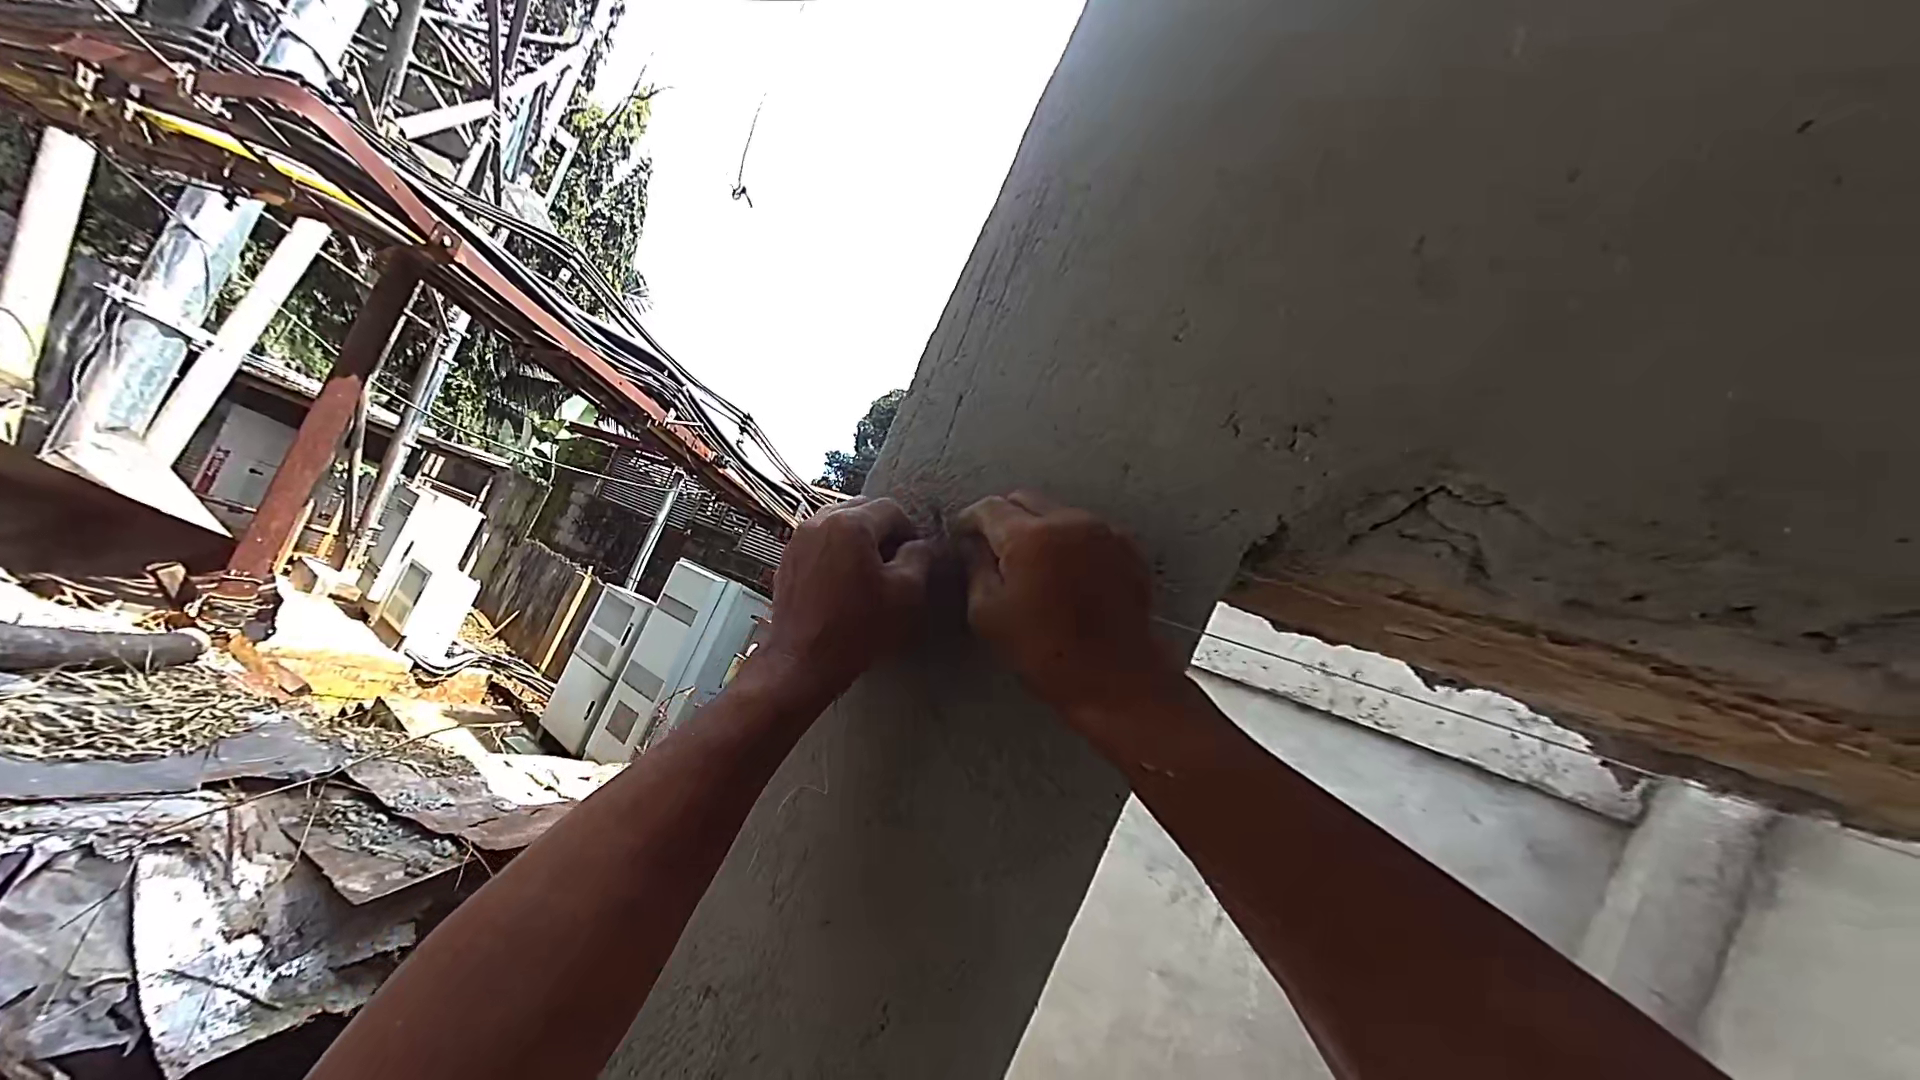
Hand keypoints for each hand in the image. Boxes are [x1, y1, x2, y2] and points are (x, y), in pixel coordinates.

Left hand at [758, 497, 935, 702]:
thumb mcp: (906, 594)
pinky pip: (820, 542)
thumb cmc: (855, 630)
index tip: (914, 556)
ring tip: (868, 574)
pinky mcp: (787, 560)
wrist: (803, 662)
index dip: (910, 531)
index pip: (891, 509)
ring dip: (858, 540)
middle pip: (862, 510)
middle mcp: (820, 523)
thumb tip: (921, 545)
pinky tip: (844, 583)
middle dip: (883, 531)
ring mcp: (799, 541)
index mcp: (851, 524)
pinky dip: (836, 552)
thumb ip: (920, 558)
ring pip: (839, 523)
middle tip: (894, 563)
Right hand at [953, 491, 1181, 719]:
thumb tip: (973, 546)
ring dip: (1038, 528)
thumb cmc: (1044, 651)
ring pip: (1057, 512)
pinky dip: (1069, 541)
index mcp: (1029, 536)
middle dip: (1003, 518)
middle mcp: (1069, 521)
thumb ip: (975, 568)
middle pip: (1024, 499)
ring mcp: (1102, 531)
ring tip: (1034, 565)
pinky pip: (1086, 530)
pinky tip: (1066, 573)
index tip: (963, 535)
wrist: (1114, 677)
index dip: (969, 520)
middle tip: (995, 549)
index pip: (989, 507)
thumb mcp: (987, 614)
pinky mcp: (1127, 547)